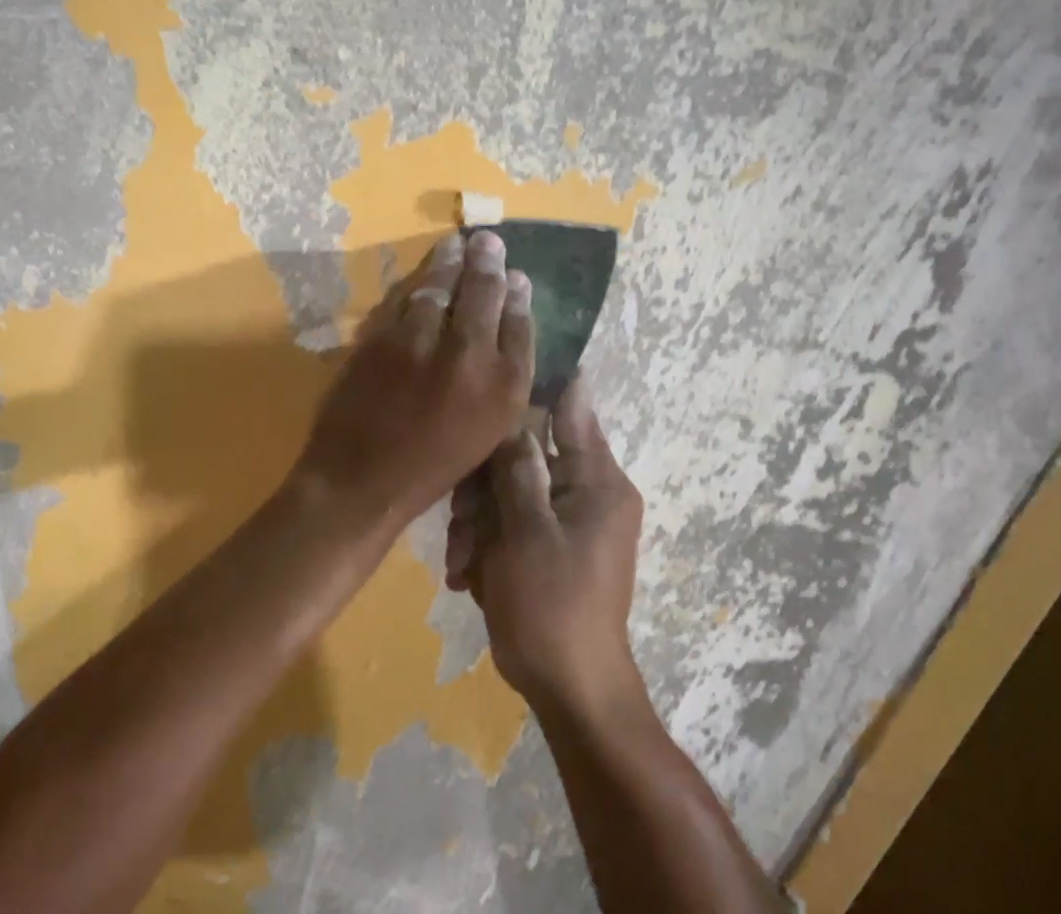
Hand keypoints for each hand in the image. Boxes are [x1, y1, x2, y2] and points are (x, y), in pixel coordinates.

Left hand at [296, 230, 534, 525]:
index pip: (519, 326)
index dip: (518, 297)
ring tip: (457, 245)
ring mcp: (420, 343)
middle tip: (489, 241)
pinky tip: (421, 275)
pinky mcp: (381, 338)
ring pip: (440, 288)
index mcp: (504, 389)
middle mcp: (469, 357)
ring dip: (449, 263)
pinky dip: (414, 283)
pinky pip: (402, 300)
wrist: (361, 481)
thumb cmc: (428, 471)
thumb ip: (497, 385)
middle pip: (484, 295)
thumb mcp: (484, 435)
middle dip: (488, 264)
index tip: (517, 276)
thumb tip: (499, 339)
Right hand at [446, 375, 644, 706]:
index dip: (538, 384)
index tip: (493, 374)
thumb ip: (518, 469)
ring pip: (506, 493)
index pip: (573, 409)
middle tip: (462, 522)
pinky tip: (468, 578)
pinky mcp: (544, 549)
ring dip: (476, 525)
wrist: (567, 686)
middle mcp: (586, 494)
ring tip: (463, 564)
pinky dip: (484, 548)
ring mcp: (563, 523)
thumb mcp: (527, 532)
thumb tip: (519, 414)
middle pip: (523, 456)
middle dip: (483, 488)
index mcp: (598, 483)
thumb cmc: (551, 605)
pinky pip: (506, 526)